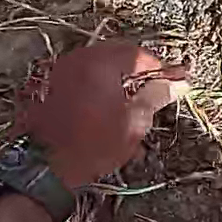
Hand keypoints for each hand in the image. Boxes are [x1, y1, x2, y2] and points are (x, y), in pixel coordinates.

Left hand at [15, 42, 189, 188]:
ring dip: (117, 74)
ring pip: (97, 63)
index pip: (138, 54)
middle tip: (156, 85)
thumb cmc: (95, 145)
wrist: (44, 168)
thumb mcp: (134, 122)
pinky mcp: (48, 85)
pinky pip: (80, 75)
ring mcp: (59, 71)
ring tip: (133, 95)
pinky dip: (98, 82)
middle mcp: (78, 60)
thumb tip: (177, 83)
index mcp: (101, 64)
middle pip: (116, 53)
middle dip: (138, 67)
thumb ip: (155, 96)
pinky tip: (107, 101)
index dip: (159, 66)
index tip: (173, 79)